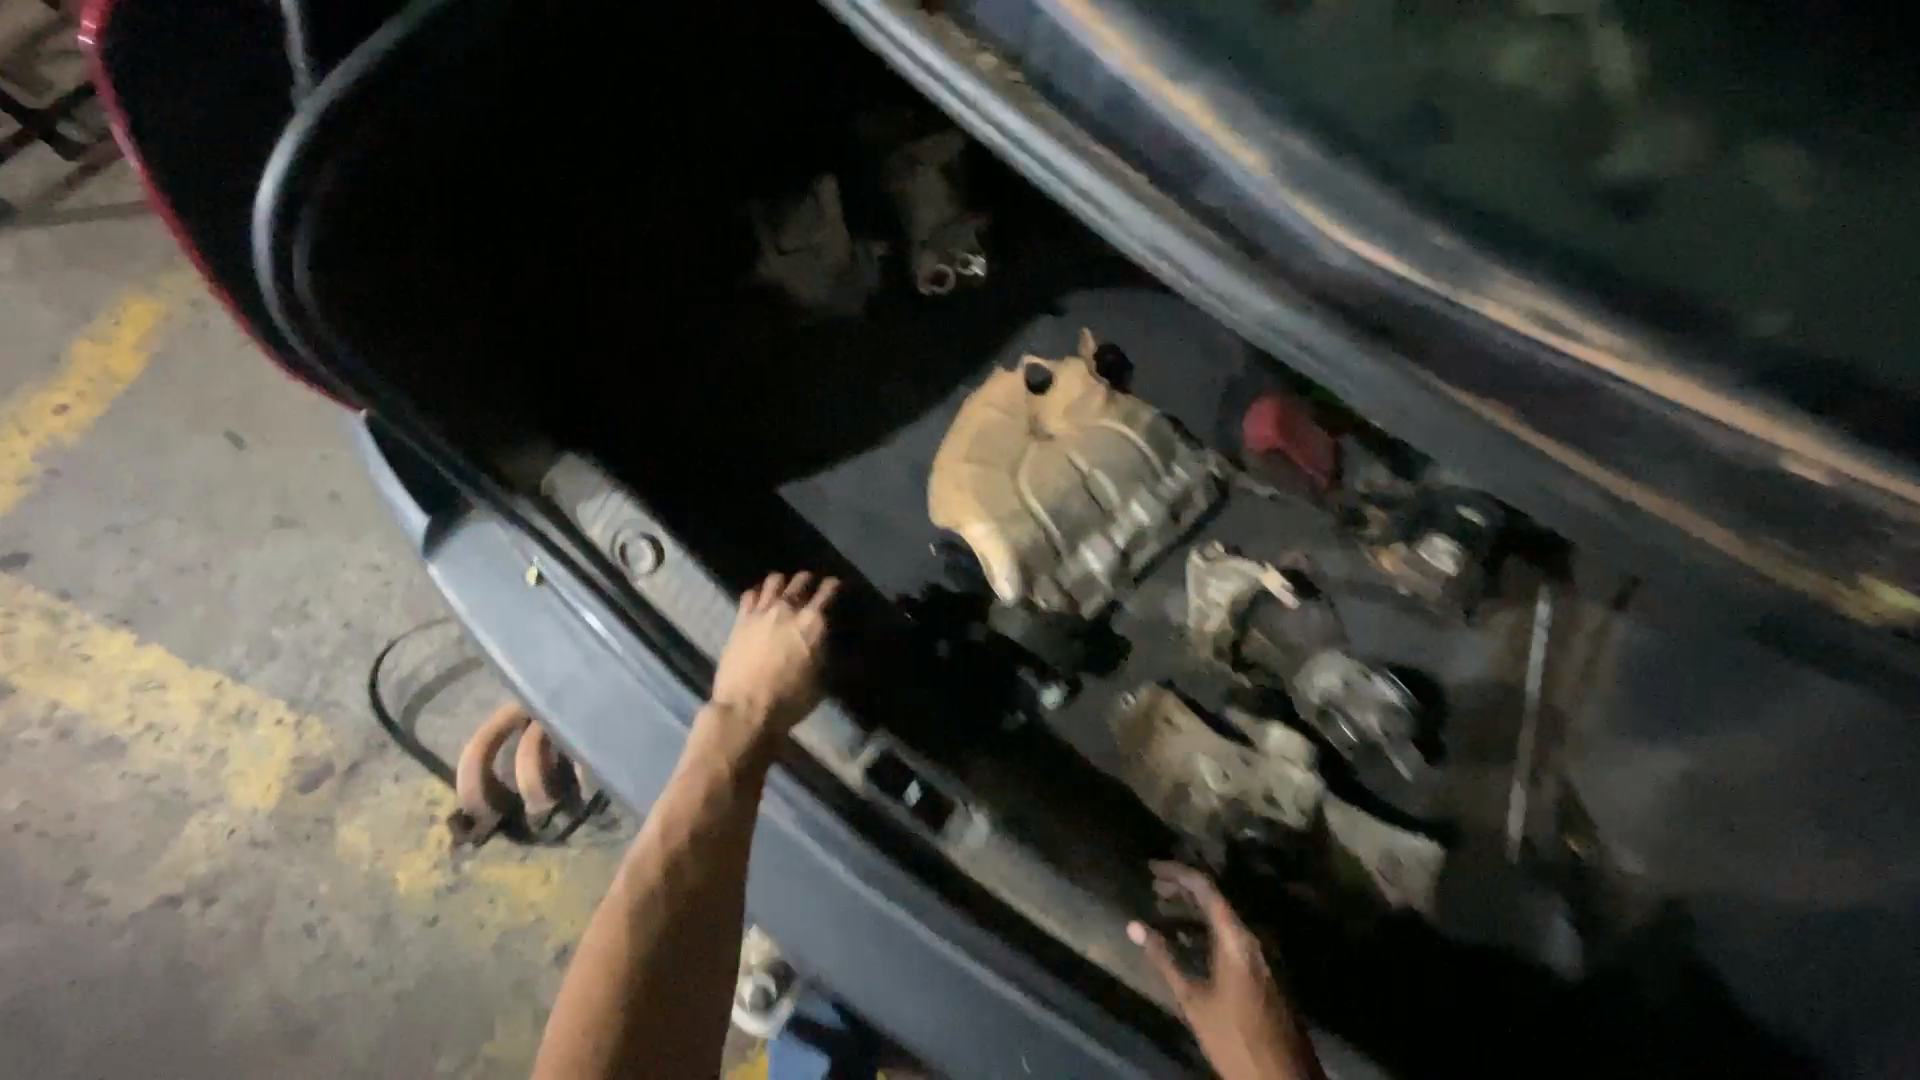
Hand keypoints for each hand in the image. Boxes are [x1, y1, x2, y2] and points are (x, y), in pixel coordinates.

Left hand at [711, 572, 839, 737]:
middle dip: (808, 580)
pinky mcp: (741, 620)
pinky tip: (759, 598)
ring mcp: (762, 611)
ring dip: (783, 582)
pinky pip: (750, 594)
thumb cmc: (790, 700)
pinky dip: (758, 592)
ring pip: (774, 581)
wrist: (746, 709)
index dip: (834, 585)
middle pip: (801, 581)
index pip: (828, 591)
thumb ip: (825, 653)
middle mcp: (789, 609)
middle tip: (811, 584)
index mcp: (814, 622)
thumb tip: (828, 642)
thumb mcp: (821, 680)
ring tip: (784, 587)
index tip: (835, 584)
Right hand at [1129, 863, 1322, 1079]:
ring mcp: (1262, 953)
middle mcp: (1253, 937)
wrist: (1282, 1078)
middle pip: (1216, 899)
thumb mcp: (1192, 999)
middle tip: (1153, 887)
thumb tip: (1133, 925)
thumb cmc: (1233, 1037)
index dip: (1176, 872)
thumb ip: (1163, 958)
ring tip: (1163, 910)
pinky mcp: (1264, 969)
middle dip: (1183, 889)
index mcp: (1236, 938)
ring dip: (1194, 910)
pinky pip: (1232, 935)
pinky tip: (1187, 939)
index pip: (1205, 888)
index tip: (1151, 868)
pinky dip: (1208, 928)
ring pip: (1224, 917)